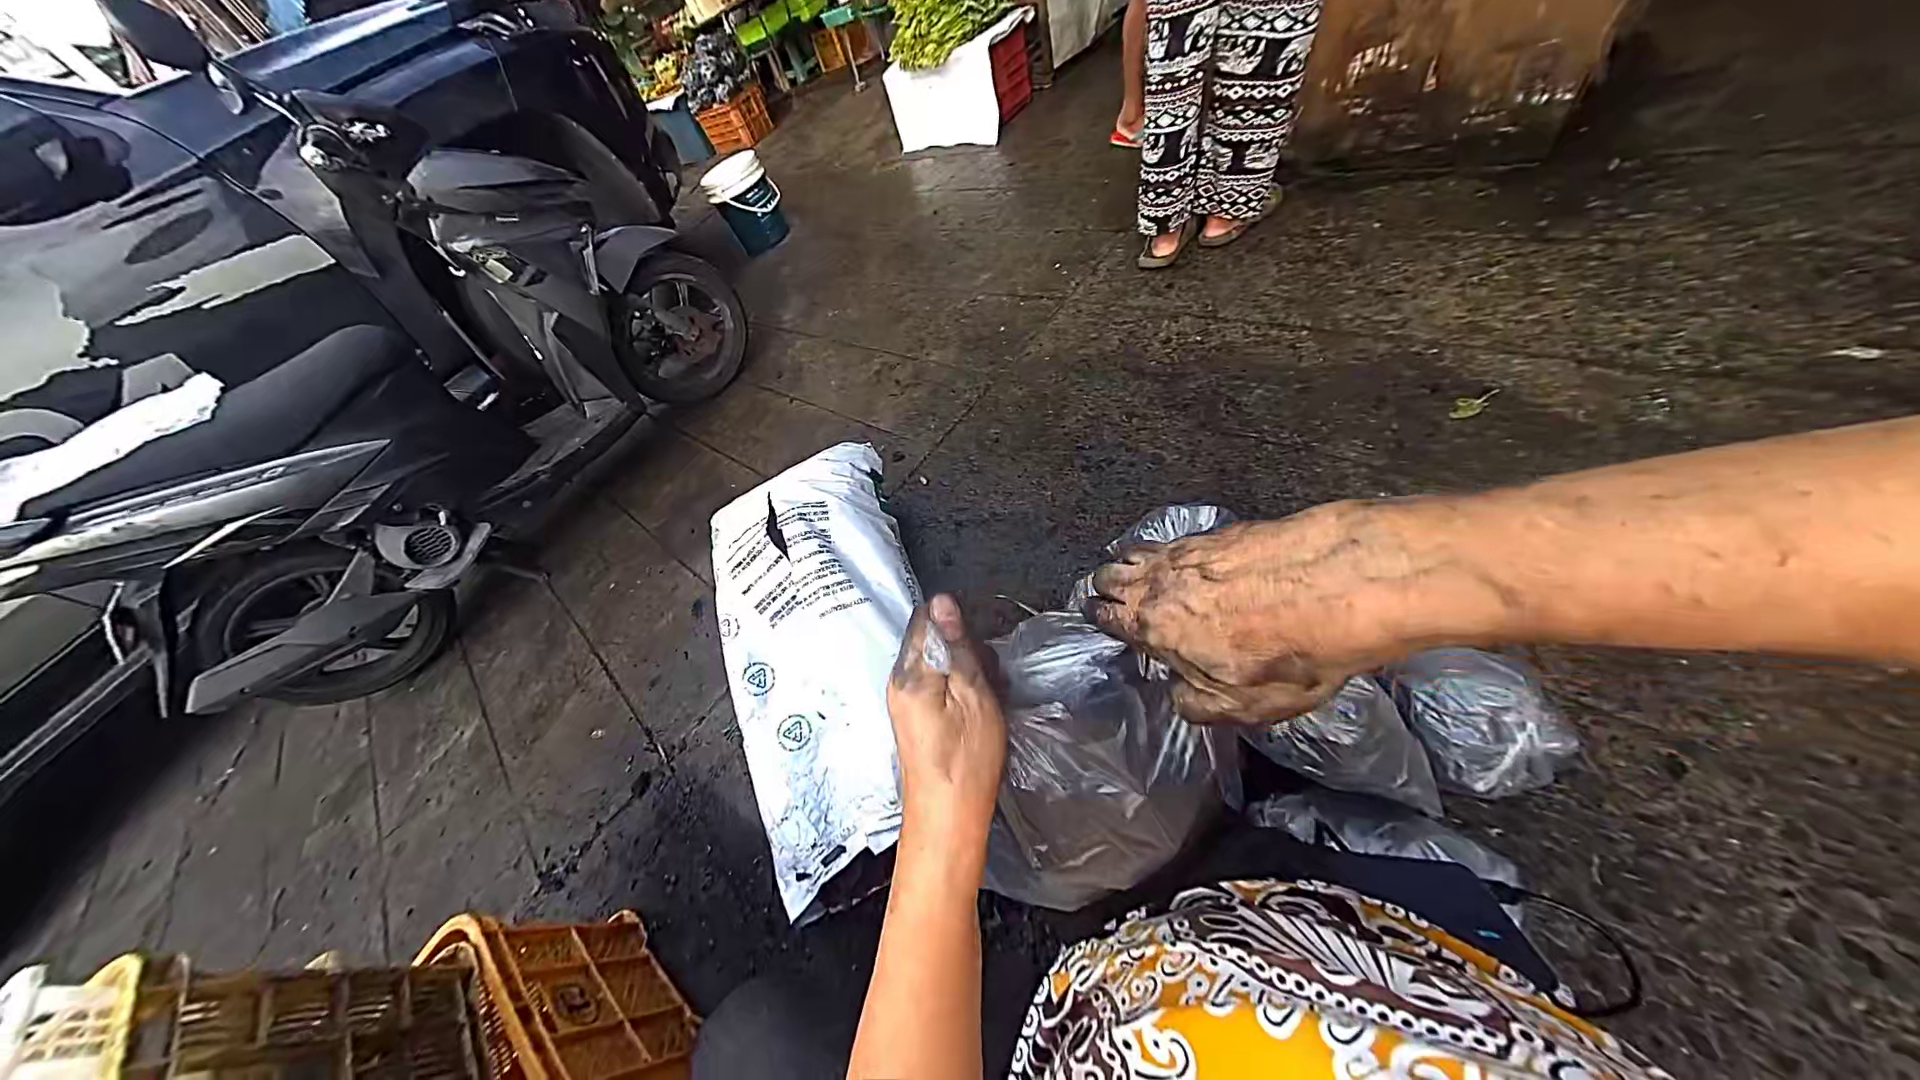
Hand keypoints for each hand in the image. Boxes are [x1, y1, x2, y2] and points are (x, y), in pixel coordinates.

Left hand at [887, 595, 1006, 841]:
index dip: (956, 620)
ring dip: (961, 666)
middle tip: (987, 672)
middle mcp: (898, 682)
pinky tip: (973, 706)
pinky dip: (954, 685)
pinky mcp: (911, 715)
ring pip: (932, 660)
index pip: (925, 617)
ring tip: (984, 692)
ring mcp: (902, 700)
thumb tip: (943, 602)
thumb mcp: (974, 695)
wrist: (948, 818)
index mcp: (910, 673)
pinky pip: (932, 682)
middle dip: (960, 644)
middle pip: (926, 637)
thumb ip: (956, 646)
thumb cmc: (966, 762)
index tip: (978, 641)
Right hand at [1085, 500, 1507, 723]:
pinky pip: (1177, 540)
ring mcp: (1190, 550)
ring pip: (1138, 550)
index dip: (1098, 615)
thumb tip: (1180, 696)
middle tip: (1109, 592)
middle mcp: (1162, 581)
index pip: (1106, 614)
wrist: (1344, 583)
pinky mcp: (1222, 532)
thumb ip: (1198, 705)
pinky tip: (1180, 557)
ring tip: (1133, 569)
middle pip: (1112, 573)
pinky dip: (1167, 549)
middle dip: (1106, 584)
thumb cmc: (1291, 651)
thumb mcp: (1243, 707)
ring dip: (1130, 561)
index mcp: (1154, 626)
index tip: (1096, 614)